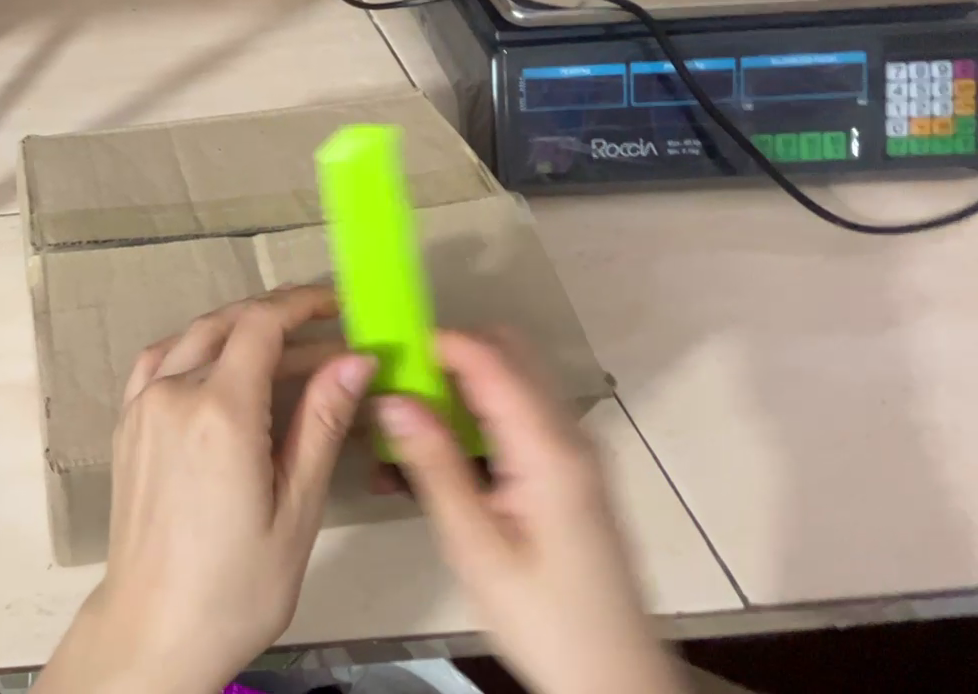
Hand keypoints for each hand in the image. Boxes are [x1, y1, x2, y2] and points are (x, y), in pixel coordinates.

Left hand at [36, 286, 377, 693]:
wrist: (154, 623)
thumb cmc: (236, 584)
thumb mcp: (295, 510)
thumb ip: (320, 425)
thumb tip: (354, 361)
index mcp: (219, 411)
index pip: (260, 326)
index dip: (300, 305)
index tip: (336, 306)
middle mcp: (173, 393)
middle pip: (225, 324)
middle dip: (275, 314)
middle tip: (321, 326)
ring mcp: (141, 404)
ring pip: (190, 338)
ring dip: (235, 328)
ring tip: (279, 345)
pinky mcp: (125, 421)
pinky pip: (157, 361)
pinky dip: (192, 347)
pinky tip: (216, 364)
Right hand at [376, 331, 685, 693]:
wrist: (616, 682)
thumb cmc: (542, 618)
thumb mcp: (475, 545)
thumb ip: (434, 465)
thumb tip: (392, 399)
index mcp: (549, 453)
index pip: (492, 360)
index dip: (437, 341)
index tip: (385, 347)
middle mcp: (570, 439)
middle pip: (509, 354)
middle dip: (448, 356)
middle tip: (396, 385)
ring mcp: (574, 455)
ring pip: (510, 383)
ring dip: (457, 388)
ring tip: (403, 426)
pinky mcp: (567, 474)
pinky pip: (516, 418)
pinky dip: (473, 418)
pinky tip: (434, 460)